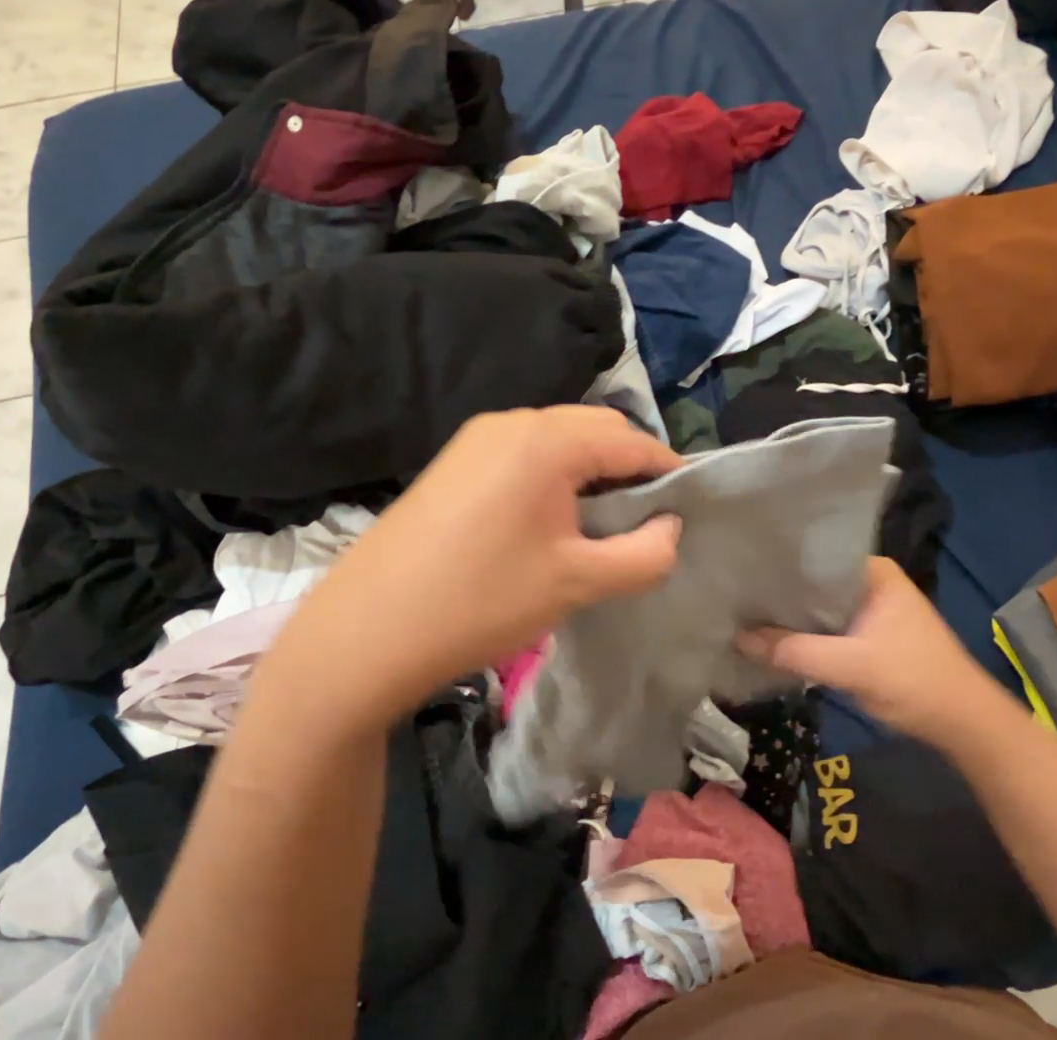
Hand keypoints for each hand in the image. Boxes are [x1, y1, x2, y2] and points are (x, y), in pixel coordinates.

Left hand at [258, 406, 682, 735]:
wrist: (366, 632)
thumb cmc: (482, 602)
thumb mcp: (578, 582)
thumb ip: (645, 553)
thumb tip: (671, 528)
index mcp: (547, 440)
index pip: (634, 441)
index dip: (670, 474)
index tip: (690, 514)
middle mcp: (512, 423)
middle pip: (597, 431)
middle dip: (631, 471)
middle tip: (645, 526)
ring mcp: (476, 440)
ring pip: (560, 442)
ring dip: (592, 476)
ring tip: (600, 531)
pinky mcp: (454, 464)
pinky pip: (525, 457)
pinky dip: (554, 480)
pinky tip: (551, 528)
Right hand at [737, 556, 1024, 752]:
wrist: (961, 722)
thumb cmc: (915, 681)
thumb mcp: (852, 666)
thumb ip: (796, 651)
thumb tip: (739, 638)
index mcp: (874, 571)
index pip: (816, 556)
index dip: (778, 565)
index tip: (739, 570)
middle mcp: (871, 582)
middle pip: (813, 582)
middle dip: (779, 593)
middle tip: (732, 596)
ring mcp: (870, 610)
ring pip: (818, 608)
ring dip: (789, 617)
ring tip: (742, 615)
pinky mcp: (867, 637)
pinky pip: (826, 628)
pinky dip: (804, 636)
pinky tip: (771, 641)